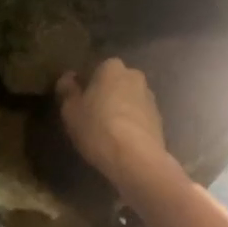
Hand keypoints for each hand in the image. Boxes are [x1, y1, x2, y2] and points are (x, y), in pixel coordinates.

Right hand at [55, 57, 172, 184]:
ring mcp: (150, 98)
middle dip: (105, 95)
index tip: (78, 101)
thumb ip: (68, 90)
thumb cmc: (98, 128)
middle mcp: (134, 76)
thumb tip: (69, 77)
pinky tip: (122, 141)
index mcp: (112, 67)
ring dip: (120, 109)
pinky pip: (139, 117)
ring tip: (107, 132)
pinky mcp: (159, 119)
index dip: (85, 85)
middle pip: (115, 83)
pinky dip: (131, 124)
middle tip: (91, 115)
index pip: (95, 69)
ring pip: (129, 100)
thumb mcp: (71, 111)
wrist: (136, 159)